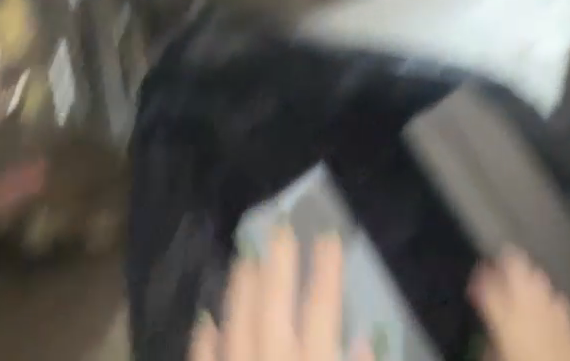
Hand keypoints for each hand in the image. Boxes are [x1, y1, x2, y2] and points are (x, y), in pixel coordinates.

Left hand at [194, 229, 366, 360]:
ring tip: (245, 258)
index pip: (321, 308)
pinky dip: (205, 341)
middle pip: (274, 307)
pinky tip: (206, 320)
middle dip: (277, 264)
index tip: (328, 234)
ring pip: (237, 328)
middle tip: (280, 226)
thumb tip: (364, 341)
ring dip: (241, 292)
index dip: (326, 269)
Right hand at [469, 250, 569, 360]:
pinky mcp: (569, 315)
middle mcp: (528, 302)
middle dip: (504, 260)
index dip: (478, 279)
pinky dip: (547, 296)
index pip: (487, 285)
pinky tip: (544, 306)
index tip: (474, 284)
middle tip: (496, 266)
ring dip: (526, 275)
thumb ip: (490, 339)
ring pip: (537, 274)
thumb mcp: (496, 357)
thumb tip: (490, 335)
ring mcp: (551, 305)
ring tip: (519, 282)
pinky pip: (555, 295)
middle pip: (515, 263)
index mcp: (505, 315)